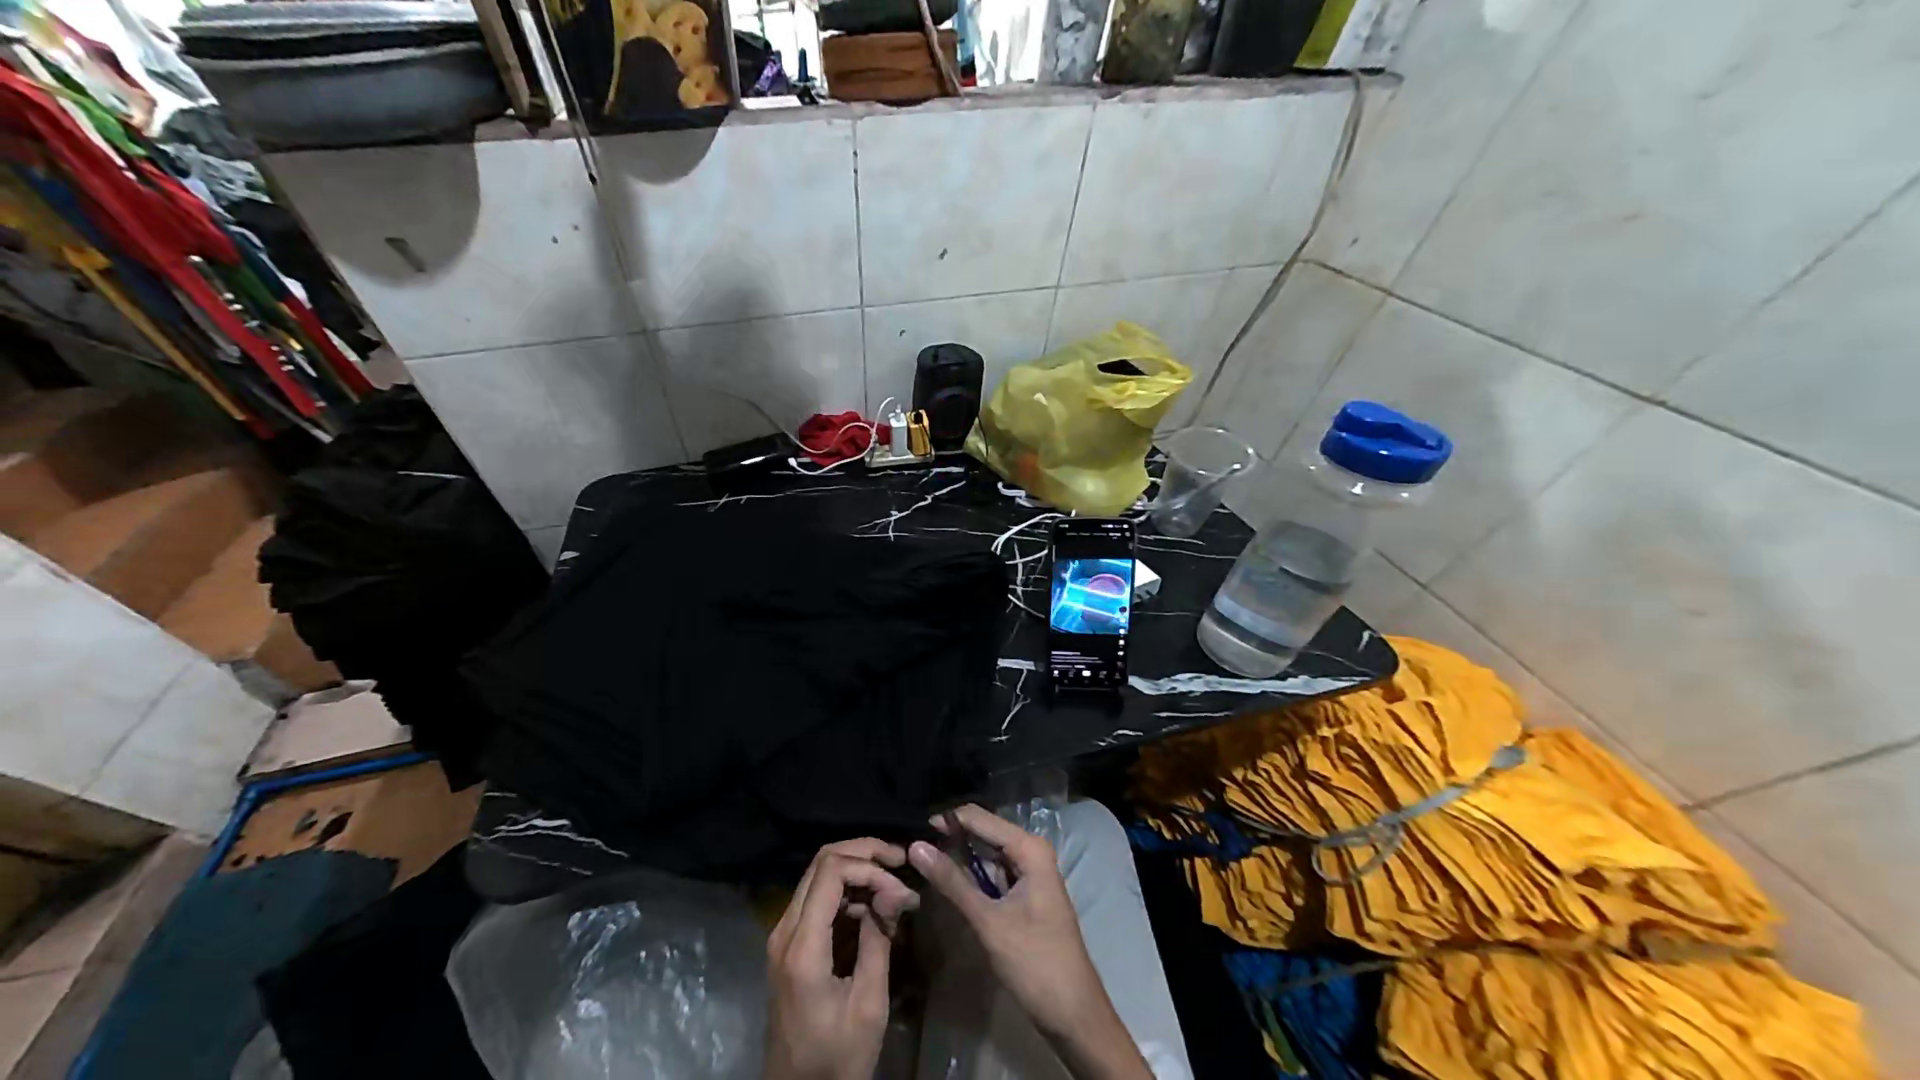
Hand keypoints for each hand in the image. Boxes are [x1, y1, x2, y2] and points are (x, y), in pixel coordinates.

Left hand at [764, 839, 919, 1079]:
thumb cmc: (836, 1058)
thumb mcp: (868, 1004)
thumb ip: (879, 939)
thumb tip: (894, 890)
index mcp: (801, 945)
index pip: (830, 870)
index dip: (870, 865)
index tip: (901, 886)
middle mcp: (784, 930)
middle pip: (821, 862)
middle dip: (864, 853)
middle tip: (901, 861)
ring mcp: (783, 936)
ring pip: (818, 875)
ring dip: (857, 870)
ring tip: (894, 886)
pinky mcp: (789, 945)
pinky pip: (817, 898)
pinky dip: (847, 891)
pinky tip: (875, 906)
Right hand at [910, 806, 1150, 1079]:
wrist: (1073, 1013)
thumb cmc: (1035, 963)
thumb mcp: (989, 921)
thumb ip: (952, 881)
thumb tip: (915, 846)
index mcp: (1029, 848)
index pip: (978, 817)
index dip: (945, 819)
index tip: (910, 826)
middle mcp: (1030, 852)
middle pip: (982, 832)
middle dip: (949, 836)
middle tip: (908, 842)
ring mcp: (1028, 874)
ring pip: (984, 854)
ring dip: (956, 856)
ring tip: (917, 854)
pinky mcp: (1022, 895)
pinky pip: (990, 874)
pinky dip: (968, 876)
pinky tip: (942, 877)